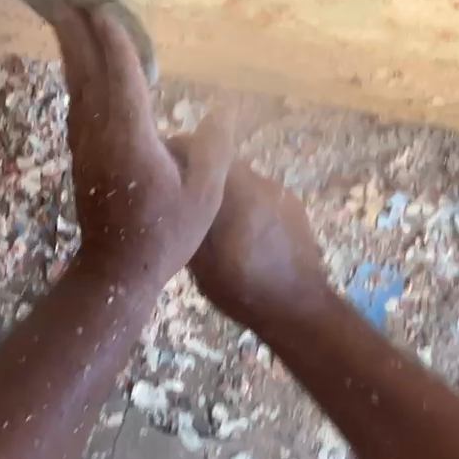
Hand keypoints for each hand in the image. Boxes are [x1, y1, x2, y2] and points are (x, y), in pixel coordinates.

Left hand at [49, 3, 232, 287]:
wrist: (116, 268)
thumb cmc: (165, 234)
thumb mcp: (204, 196)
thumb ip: (212, 148)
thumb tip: (224, 109)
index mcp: (132, 138)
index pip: (121, 76)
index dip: (113, 40)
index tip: (103, 9)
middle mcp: (101, 133)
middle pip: (85, 71)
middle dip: (76, 31)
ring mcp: (85, 142)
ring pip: (75, 84)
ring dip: (70, 47)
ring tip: (65, 16)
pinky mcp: (80, 152)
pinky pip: (76, 100)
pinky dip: (75, 73)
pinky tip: (78, 65)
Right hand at [175, 159, 331, 327]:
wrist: (300, 311)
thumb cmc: (242, 289)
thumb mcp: (199, 261)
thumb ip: (185, 218)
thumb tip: (167, 193)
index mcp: (235, 190)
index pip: (198, 146)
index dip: (174, 150)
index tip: (158, 166)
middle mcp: (259, 181)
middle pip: (219, 158)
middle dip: (197, 170)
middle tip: (179, 194)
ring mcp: (279, 192)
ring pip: (239, 176)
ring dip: (221, 187)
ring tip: (209, 216)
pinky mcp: (292, 205)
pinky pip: (258, 191)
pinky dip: (242, 200)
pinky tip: (239, 230)